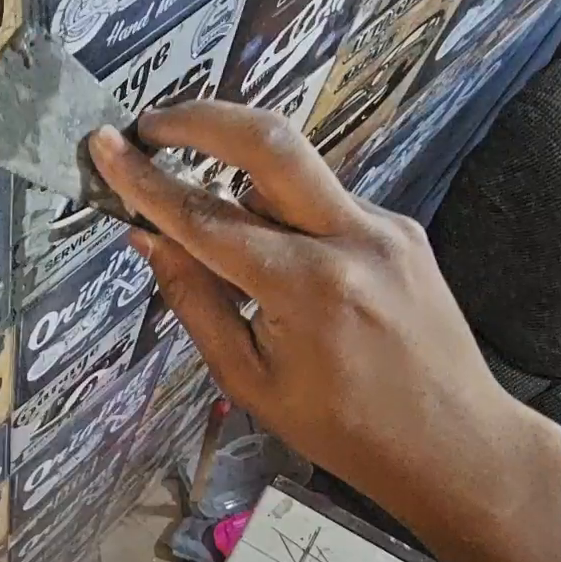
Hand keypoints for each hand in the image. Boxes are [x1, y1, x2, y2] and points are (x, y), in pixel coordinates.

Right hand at [89, 101, 557, 529]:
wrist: (455, 443)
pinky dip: (278, 213)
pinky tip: (273, 259)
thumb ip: (194, 299)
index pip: (205, 219)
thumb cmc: (339, 427)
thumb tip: (149, 236)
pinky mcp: (400, 227)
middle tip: (149, 124)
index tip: (105, 145)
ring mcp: (385, 225)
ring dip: (238, 179)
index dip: (144, 180)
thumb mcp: (246, 378)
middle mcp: (352, 238)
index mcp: (306, 289)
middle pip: (271, 142)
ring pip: (293, 175)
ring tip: (210, 224)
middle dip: (201, 119)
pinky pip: (319, 201)